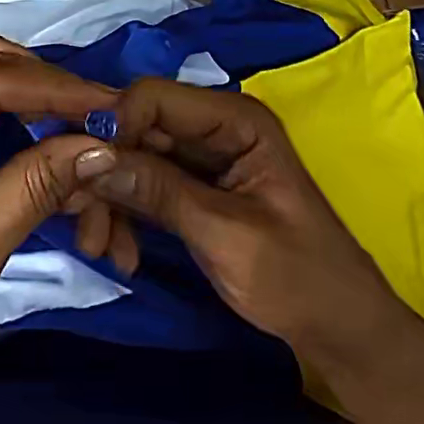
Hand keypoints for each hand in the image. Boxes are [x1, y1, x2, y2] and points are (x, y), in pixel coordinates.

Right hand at [87, 78, 423, 423]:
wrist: (337, 326)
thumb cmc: (296, 276)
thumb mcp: (226, 234)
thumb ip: (160, 191)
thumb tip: (91, 157)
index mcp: (236, 119)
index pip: (156, 97)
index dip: (116, 127)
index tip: (85, 178)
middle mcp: (216, 126)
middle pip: (140, 127)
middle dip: (108, 171)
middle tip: (87, 229)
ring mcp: (205, 157)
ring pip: (136, 158)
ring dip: (112, 199)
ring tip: (105, 250)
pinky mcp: (195, 187)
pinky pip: (146, 185)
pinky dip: (127, 212)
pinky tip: (121, 252)